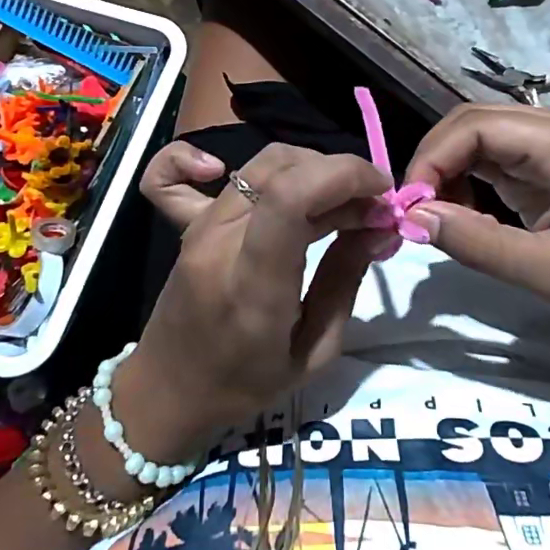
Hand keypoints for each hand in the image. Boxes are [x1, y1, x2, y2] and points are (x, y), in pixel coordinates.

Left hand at [133, 143, 393, 444]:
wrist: (168, 389)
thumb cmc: (244, 384)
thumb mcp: (313, 352)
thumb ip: (345, 281)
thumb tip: (378, 227)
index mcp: (252, 287)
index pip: (289, 199)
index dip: (344, 177)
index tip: (381, 195)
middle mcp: (219, 242)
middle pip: (281, 169)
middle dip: (341, 174)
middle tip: (372, 207)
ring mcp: (199, 227)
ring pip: (261, 163)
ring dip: (313, 168)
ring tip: (341, 201)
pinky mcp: (190, 222)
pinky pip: (183, 174)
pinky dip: (219, 160)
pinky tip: (243, 172)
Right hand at [403, 104, 549, 343]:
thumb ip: (478, 243)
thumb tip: (413, 217)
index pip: (480, 125)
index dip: (433, 157)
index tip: (409, 208)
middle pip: (479, 122)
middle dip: (437, 162)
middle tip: (417, 214)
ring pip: (486, 139)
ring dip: (451, 173)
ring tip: (442, 221)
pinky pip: (501, 161)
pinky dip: (472, 184)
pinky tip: (469, 218)